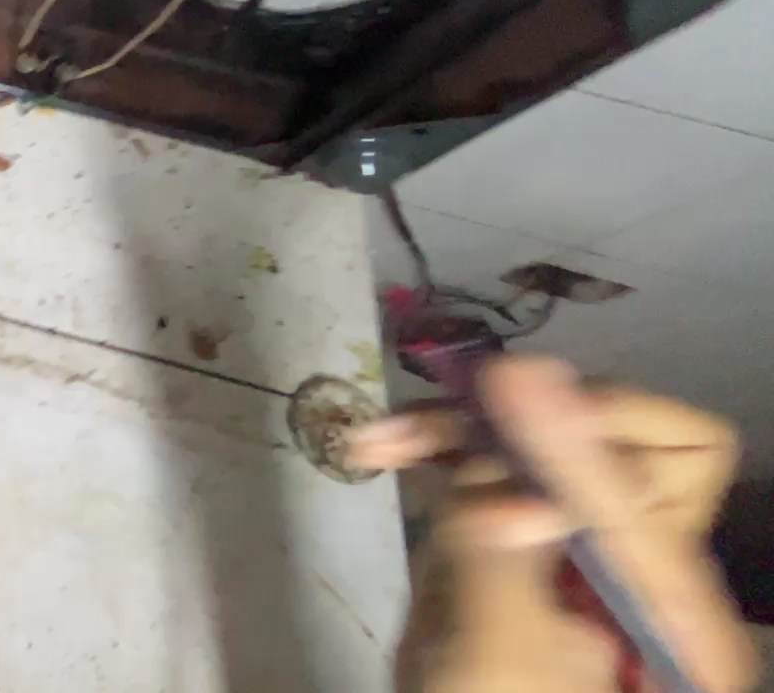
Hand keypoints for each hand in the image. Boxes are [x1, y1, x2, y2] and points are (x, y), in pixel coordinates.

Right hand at [351, 355, 757, 692]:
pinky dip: (420, 441)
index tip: (492, 389)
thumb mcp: (499, 655)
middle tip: (428, 418)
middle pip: (593, 427)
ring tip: (377, 439)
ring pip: (519, 430)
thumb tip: (518, 481)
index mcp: (667, 587)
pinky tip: (375, 450)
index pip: (670, 454)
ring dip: (445, 422)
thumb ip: (505, 561)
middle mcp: (626, 546)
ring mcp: (555, 531)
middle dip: (504, 411)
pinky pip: (468, 454)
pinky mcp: (494, 525)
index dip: (583, 413)